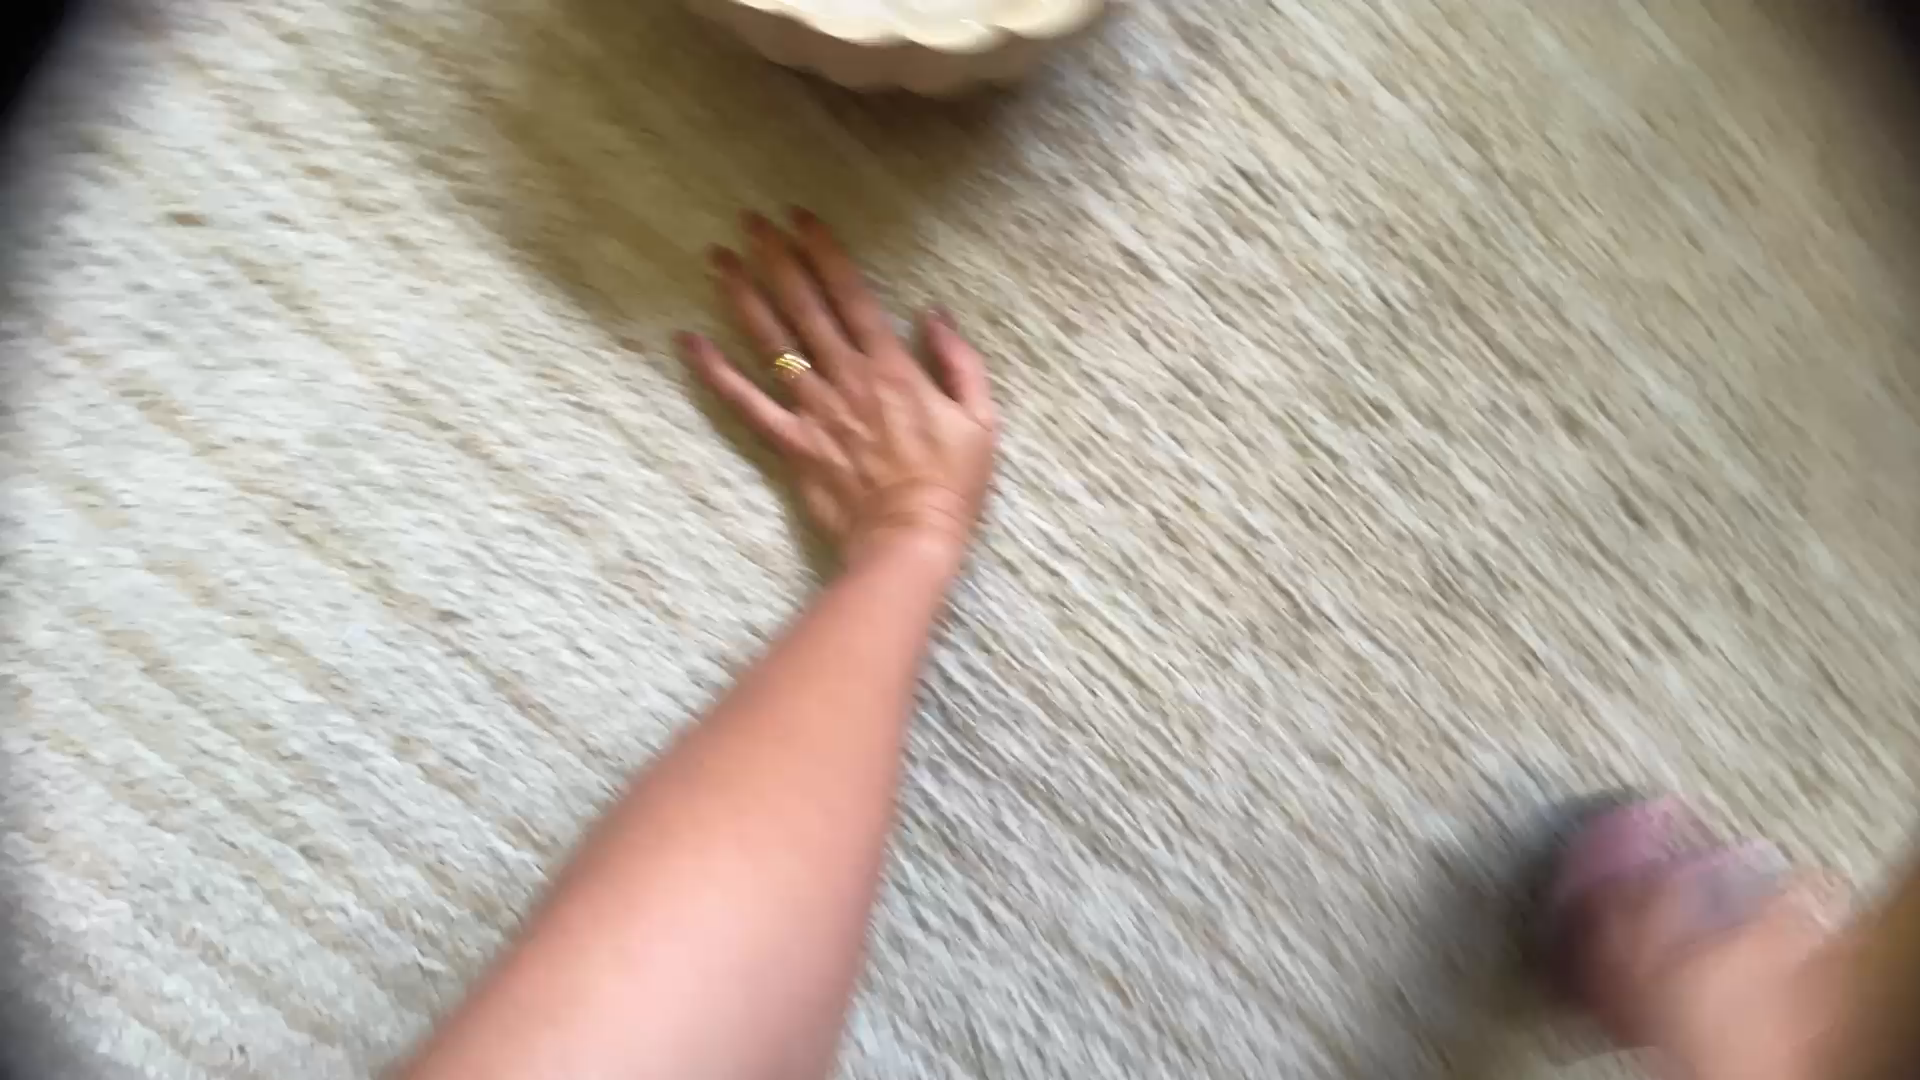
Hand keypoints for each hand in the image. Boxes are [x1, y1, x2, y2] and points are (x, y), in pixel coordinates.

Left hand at [676, 209, 998, 569]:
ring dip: (743, 296)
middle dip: (776, 258)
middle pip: (804, 306)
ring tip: (718, 259)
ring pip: (771, 343)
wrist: (910, 539)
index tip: (801, 219)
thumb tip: (933, 314)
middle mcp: (846, 377)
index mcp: (892, 367)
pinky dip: (716, 373)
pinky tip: (689, 342)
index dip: (824, 252)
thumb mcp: (980, 418)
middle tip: (750, 221)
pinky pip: (746, 403)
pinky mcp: (792, 444)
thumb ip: (958, 361)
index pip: (852, 295)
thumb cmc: (951, 483)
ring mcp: (814, 410)